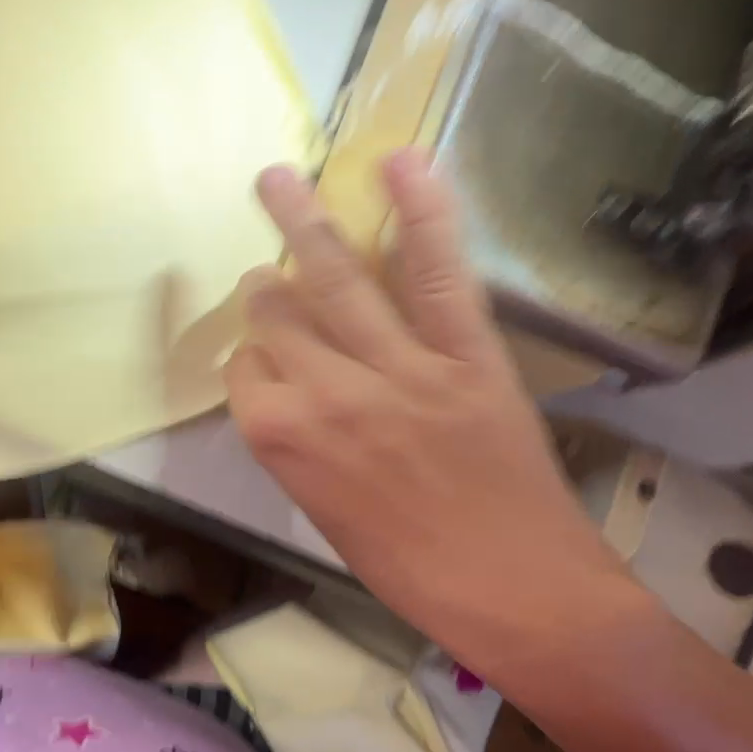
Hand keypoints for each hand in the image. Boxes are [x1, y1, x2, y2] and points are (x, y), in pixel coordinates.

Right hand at [224, 151, 640, 667]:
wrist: (509, 587)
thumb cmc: (398, 564)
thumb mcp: (316, 503)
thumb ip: (293, 438)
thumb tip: (286, 390)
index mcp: (278, 439)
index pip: (243, 370)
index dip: (248, 361)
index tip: (260, 360)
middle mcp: (324, 394)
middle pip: (278, 318)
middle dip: (262, 287)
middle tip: (258, 266)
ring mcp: (397, 367)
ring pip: (337, 283)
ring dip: (302, 223)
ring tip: (278, 180)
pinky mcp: (467, 354)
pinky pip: (438, 274)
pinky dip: (423, 215)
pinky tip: (400, 164)